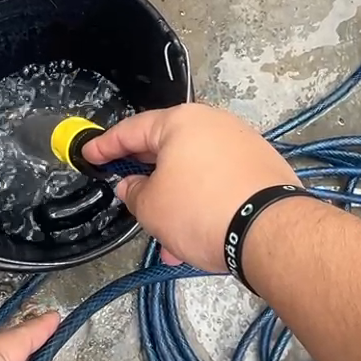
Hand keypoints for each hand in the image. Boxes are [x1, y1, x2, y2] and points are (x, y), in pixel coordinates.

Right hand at [82, 103, 300, 271]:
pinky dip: (202, 203)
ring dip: (176, 201)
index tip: (90, 154)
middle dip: (147, 177)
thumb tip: (133, 187)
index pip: (132, 129)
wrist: (269, 230)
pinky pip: (219, 181)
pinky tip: (195, 237)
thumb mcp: (152, 207)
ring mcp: (241, 143)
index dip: (106, 145)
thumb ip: (134, 193)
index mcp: (181, 121)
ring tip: (167, 240)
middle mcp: (213, 123)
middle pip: (167, 147)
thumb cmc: (205, 210)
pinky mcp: (260, 166)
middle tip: (127, 190)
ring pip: (194, 171)